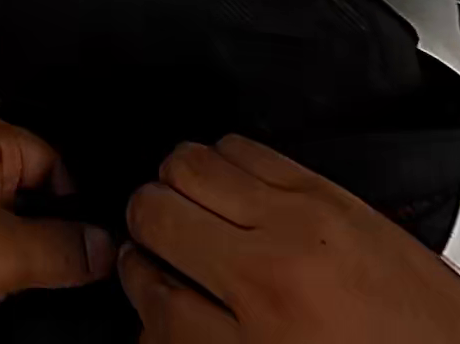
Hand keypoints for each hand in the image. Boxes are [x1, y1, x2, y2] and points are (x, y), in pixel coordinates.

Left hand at [0, 113, 115, 340]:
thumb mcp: (2, 253)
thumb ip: (62, 249)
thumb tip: (107, 246)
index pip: (57, 160)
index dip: (82, 200)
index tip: (108, 245)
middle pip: (38, 193)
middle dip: (59, 232)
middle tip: (88, 275)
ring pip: (17, 227)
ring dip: (34, 258)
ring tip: (52, 287)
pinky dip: (9, 272)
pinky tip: (20, 296)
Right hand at [120, 137, 459, 343]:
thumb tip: (150, 314)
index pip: (153, 294)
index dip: (135, 280)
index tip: (140, 273)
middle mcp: (268, 275)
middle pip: (154, 210)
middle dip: (143, 223)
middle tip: (160, 238)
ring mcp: (297, 219)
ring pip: (185, 164)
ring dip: (175, 185)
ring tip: (194, 207)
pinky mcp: (324, 187)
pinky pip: (237, 145)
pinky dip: (220, 162)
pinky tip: (234, 189)